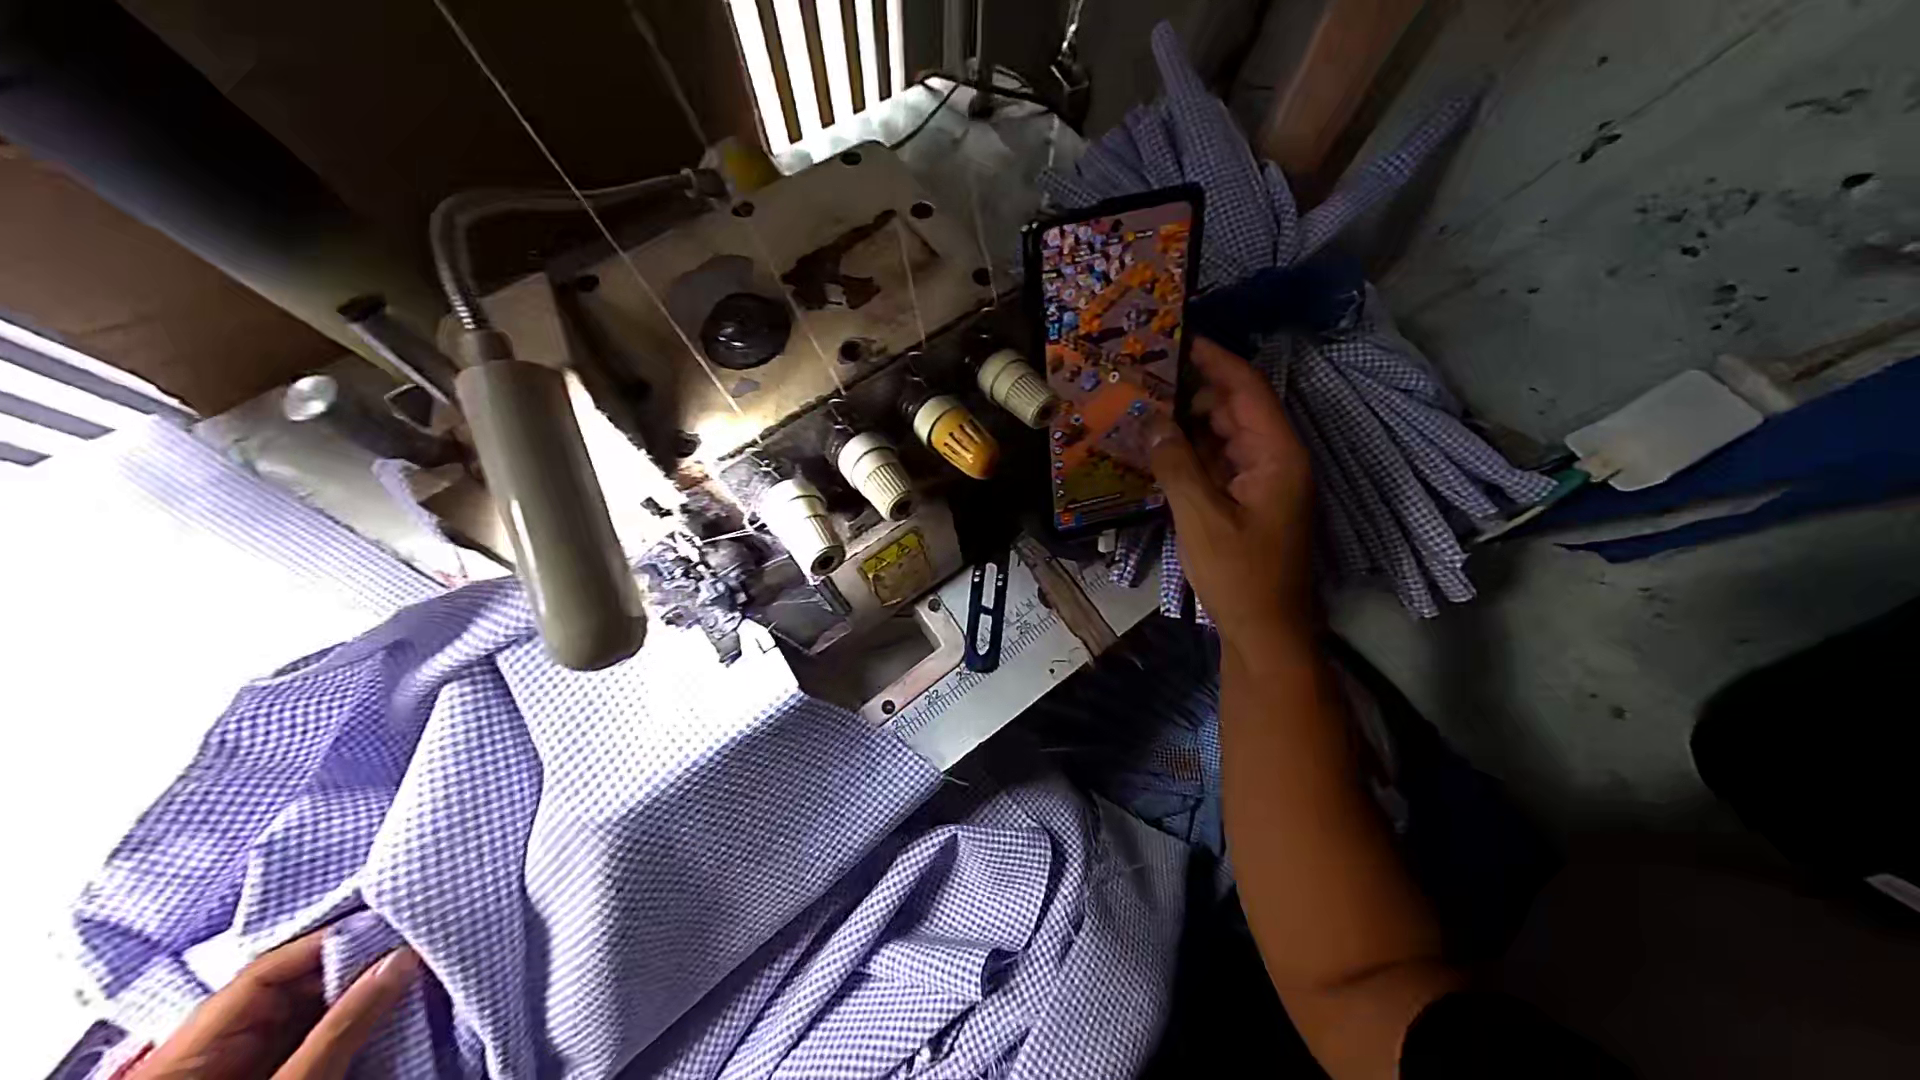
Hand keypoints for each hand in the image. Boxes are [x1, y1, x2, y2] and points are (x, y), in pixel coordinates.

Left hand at [128, 931, 419, 1079]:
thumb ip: (345, 1025)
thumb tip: (400, 959)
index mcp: (187, 1054)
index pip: (267, 970)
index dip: (328, 942)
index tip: (389, 928)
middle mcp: (205, 1055)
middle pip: (287, 988)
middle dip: (351, 966)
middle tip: (408, 953)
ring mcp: (233, 1072)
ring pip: (301, 1011)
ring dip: (354, 994)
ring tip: (404, 979)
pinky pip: (306, 1037)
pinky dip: (347, 1022)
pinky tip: (383, 1012)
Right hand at [1150, 338, 1313, 646]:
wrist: (1266, 632)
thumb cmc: (1240, 575)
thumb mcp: (1201, 518)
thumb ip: (1176, 464)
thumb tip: (1151, 422)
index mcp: (1277, 455)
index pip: (1246, 389)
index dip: (1214, 360)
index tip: (1178, 338)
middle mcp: (1276, 459)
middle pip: (1235, 409)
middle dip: (1193, 391)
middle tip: (1145, 379)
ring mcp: (1264, 482)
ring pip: (1224, 436)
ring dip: (1189, 424)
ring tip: (1144, 409)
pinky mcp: (1250, 501)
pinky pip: (1220, 463)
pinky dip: (1193, 454)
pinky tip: (1159, 450)